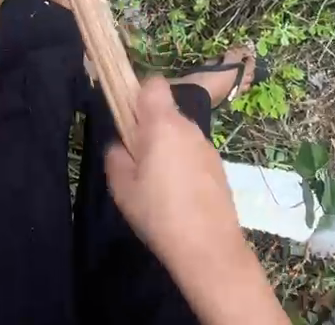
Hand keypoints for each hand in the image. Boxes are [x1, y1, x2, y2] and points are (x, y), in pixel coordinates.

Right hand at [103, 77, 248, 271]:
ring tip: (158, 184)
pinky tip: (178, 196)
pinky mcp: (219, 167)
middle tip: (138, 159)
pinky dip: (183, 165)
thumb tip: (121, 146)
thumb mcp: (122, 188)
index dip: (138, 94)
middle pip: (165, 112)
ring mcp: (207, 147)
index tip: (128, 119)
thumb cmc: (159, 213)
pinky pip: (193, 154)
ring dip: (167, 147)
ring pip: (180, 134)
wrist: (210, 249)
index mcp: (162, 123)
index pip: (153, 84)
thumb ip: (116, 156)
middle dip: (150, 128)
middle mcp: (188, 127)